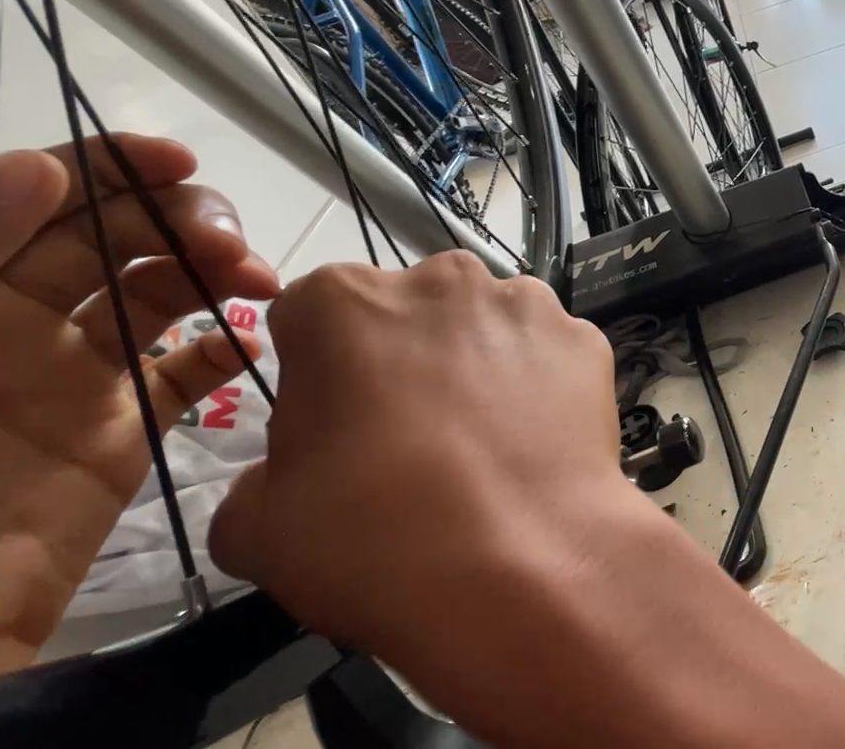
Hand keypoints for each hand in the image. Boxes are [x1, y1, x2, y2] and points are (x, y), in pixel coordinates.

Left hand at [0, 136, 277, 688]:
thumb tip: (44, 168)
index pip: (47, 196)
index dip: (113, 167)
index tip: (183, 164)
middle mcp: (22, 315)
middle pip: (125, 237)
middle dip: (188, 224)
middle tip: (233, 246)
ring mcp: (78, 370)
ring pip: (169, 291)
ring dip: (219, 273)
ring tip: (258, 283)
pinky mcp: (126, 425)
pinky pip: (190, 369)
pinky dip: (227, 346)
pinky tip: (248, 342)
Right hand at [208, 252, 628, 664]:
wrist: (520, 561)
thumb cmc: (373, 535)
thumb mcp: (258, 521)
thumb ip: (263, 469)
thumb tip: (298, 468)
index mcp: (343, 302)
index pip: (314, 317)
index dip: (322, 373)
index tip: (336, 422)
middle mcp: (442, 282)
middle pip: (413, 310)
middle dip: (407, 357)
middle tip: (412, 436)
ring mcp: (527, 306)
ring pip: (490, 326)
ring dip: (481, 364)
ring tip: (486, 443)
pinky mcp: (587, 341)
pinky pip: (552, 356)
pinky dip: (544, 387)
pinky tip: (537, 443)